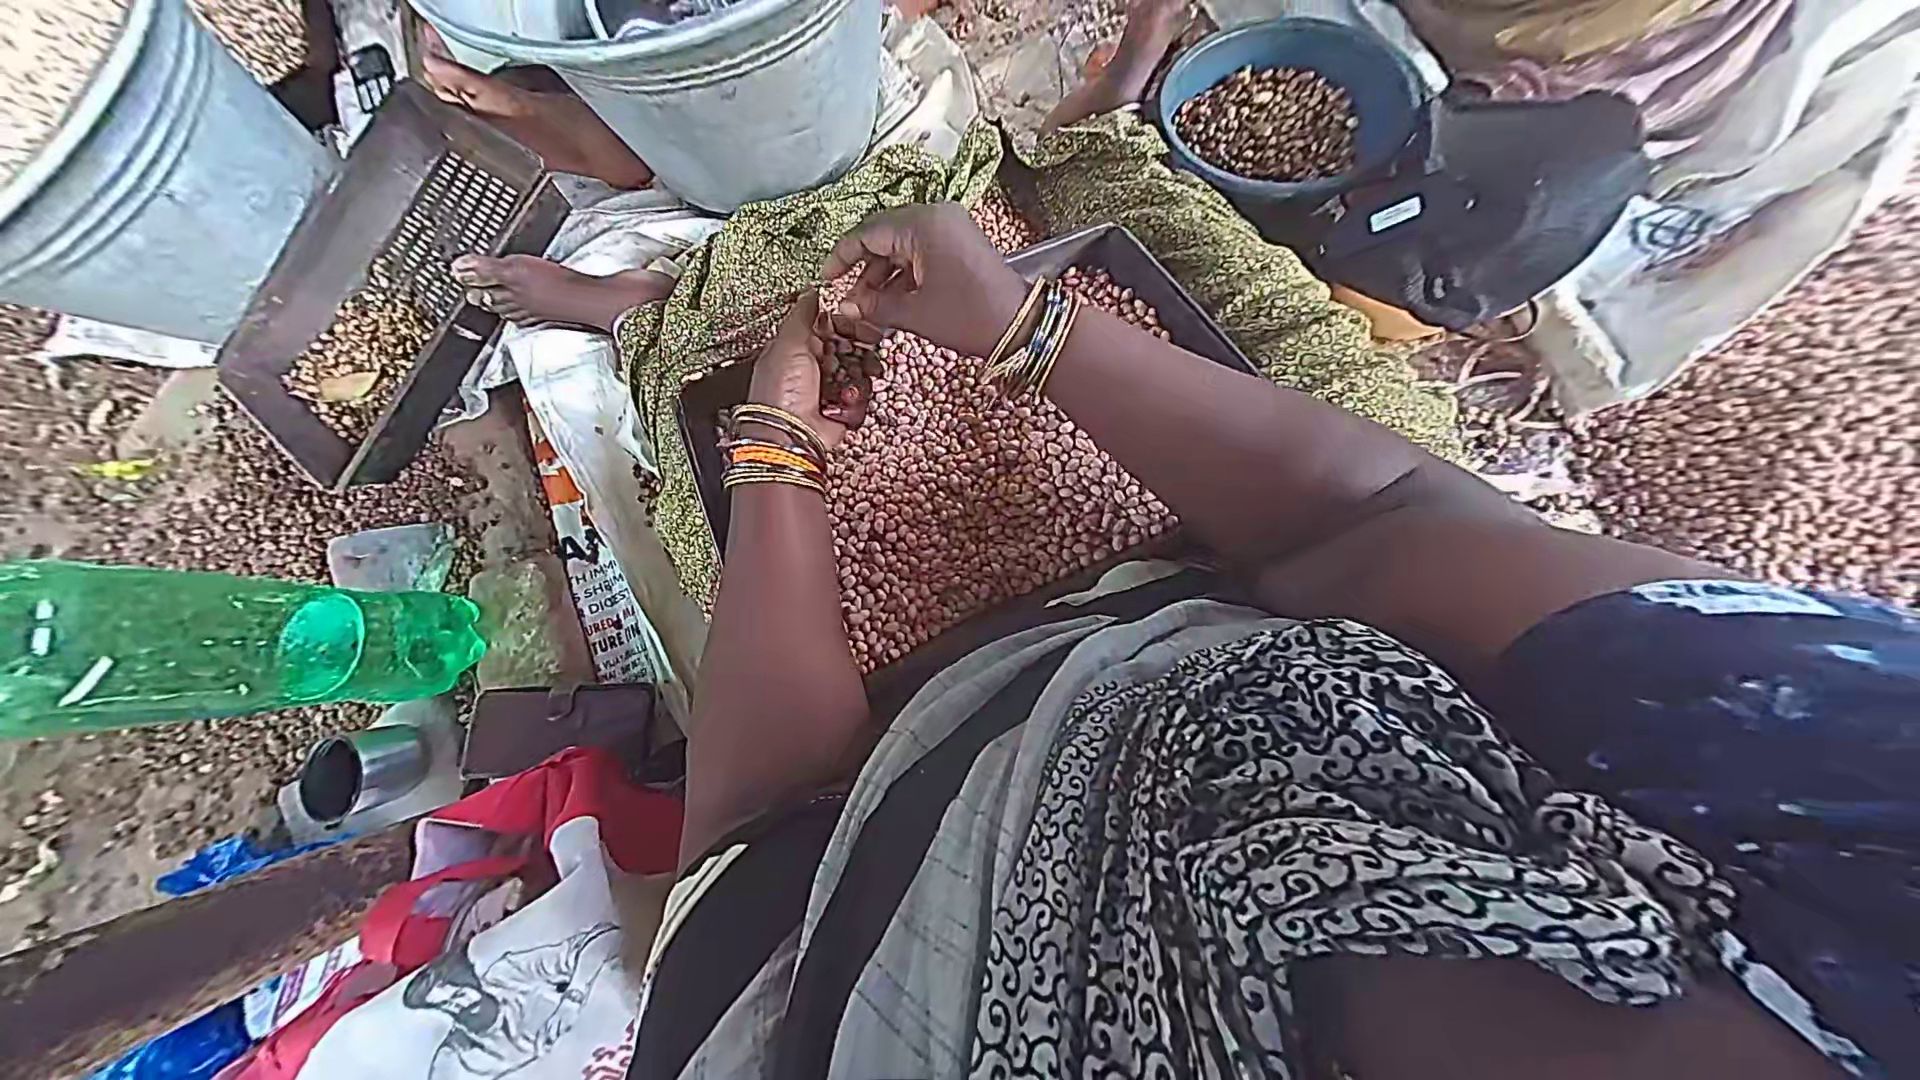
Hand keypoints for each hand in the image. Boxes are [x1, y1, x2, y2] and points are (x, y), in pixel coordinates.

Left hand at [746, 291, 871, 450]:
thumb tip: (811, 291)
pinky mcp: (842, 411)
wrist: (791, 434)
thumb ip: (802, 314)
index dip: (844, 324)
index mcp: (796, 349)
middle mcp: (813, 370)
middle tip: (861, 352)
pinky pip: (861, 399)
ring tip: (846, 387)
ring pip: (859, 375)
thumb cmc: (780, 392)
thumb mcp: (789, 343)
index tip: (855, 322)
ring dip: (857, 381)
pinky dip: (854, 402)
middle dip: (858, 352)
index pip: (828, 328)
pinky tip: (843, 404)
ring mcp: (829, 391)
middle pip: (849, 350)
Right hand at [823, 203, 1028, 357]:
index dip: (842, 257)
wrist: (1020, 326)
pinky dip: (906, 276)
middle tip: (852, 303)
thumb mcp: (915, 313)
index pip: (868, 232)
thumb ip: (875, 306)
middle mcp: (936, 216)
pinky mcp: (960, 244)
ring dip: (884, 278)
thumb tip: (846, 306)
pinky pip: (922, 254)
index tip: (827, 279)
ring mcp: (951, 228)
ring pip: (903, 248)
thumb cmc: (967, 317)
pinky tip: (894, 303)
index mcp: (922, 224)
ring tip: (871, 310)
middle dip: (865, 272)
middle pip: (885, 238)